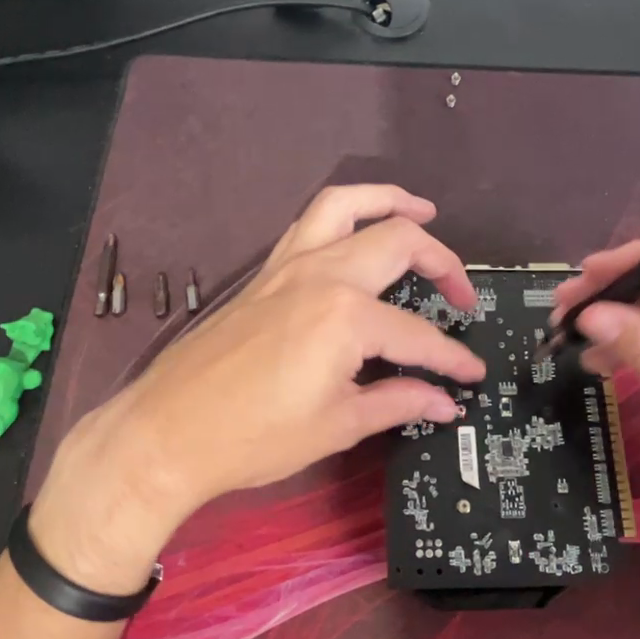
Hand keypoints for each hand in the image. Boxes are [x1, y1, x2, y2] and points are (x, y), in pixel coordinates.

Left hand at [30, 185, 485, 593]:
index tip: (471, 374)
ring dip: (390, 201)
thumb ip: (398, 402)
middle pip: (397, 243)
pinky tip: (358, 235)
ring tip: (423, 211)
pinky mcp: (265, 272)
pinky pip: (312, 222)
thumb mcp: (337, 425)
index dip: (452, 357)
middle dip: (442, 263)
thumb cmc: (254, 437)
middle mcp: (322, 275)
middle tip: (462, 292)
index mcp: (346, 316)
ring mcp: (288, 265)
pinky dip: (346, 215)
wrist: (168, 432)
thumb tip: (444, 402)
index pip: (418, 335)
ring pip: (346, 206)